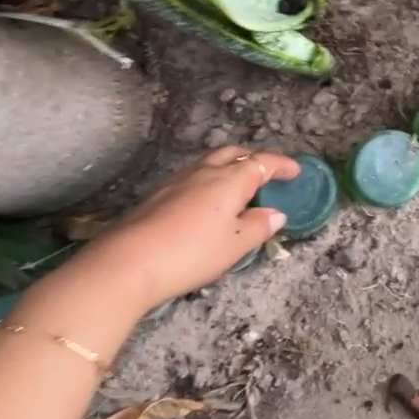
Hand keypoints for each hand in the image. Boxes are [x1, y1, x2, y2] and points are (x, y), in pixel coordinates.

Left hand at [60, 147, 294, 314]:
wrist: (123, 265)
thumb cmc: (189, 254)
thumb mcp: (234, 245)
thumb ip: (258, 227)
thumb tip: (275, 214)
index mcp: (231, 180)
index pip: (263, 162)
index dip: (281, 165)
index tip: (295, 172)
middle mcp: (204, 172)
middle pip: (233, 153)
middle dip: (252, 158)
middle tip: (264, 174)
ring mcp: (176, 182)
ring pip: (209, 162)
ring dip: (227, 167)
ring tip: (236, 187)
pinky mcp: (156, 196)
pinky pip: (191, 177)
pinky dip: (207, 180)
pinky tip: (204, 203)